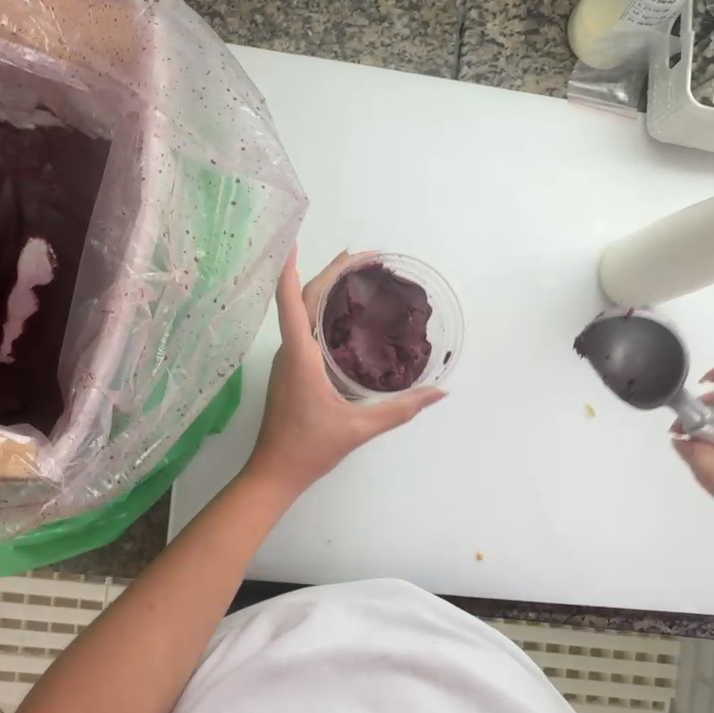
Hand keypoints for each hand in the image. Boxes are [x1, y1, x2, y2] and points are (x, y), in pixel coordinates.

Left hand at [242, 250, 444, 494]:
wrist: (274, 473)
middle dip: (331, 272)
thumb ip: (400, 410)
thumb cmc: (309, 449)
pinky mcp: (289, 372)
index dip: (292, 267)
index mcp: (300, 357)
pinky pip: (303, 330)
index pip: (293, 301)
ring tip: (359, 278)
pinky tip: (344, 317)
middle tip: (366, 258)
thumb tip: (439, 393)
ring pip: (302, 314)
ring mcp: (286, 361)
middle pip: (304, 299)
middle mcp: (289, 352)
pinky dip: (322, 313)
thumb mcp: (359, 429)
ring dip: (325, 290)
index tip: (297, 238)